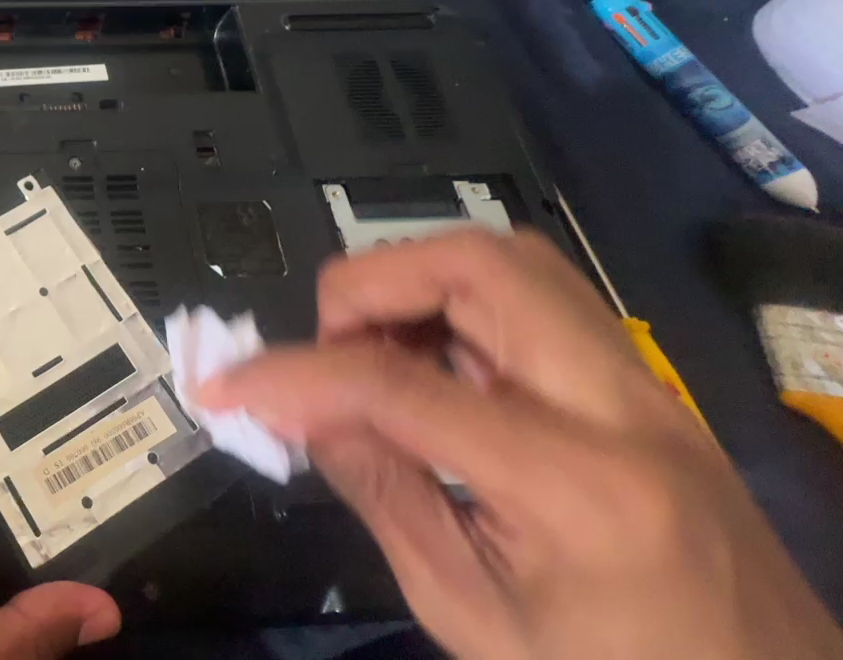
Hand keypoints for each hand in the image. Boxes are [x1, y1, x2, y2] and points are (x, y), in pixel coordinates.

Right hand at [197, 229, 842, 659]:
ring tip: (375, 356)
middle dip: (368, 289)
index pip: (398, 384)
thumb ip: (377, 490)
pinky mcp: (638, 383)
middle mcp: (623, 407)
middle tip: (328, 351)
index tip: (225, 386)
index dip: (289, 375)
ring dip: (411, 287)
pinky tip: (431, 370)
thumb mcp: (467, 609)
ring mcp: (644, 385)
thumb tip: (297, 411)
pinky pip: (528, 295)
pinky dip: (450, 306)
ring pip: (506, 259)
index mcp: (580, 487)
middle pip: (476, 265)